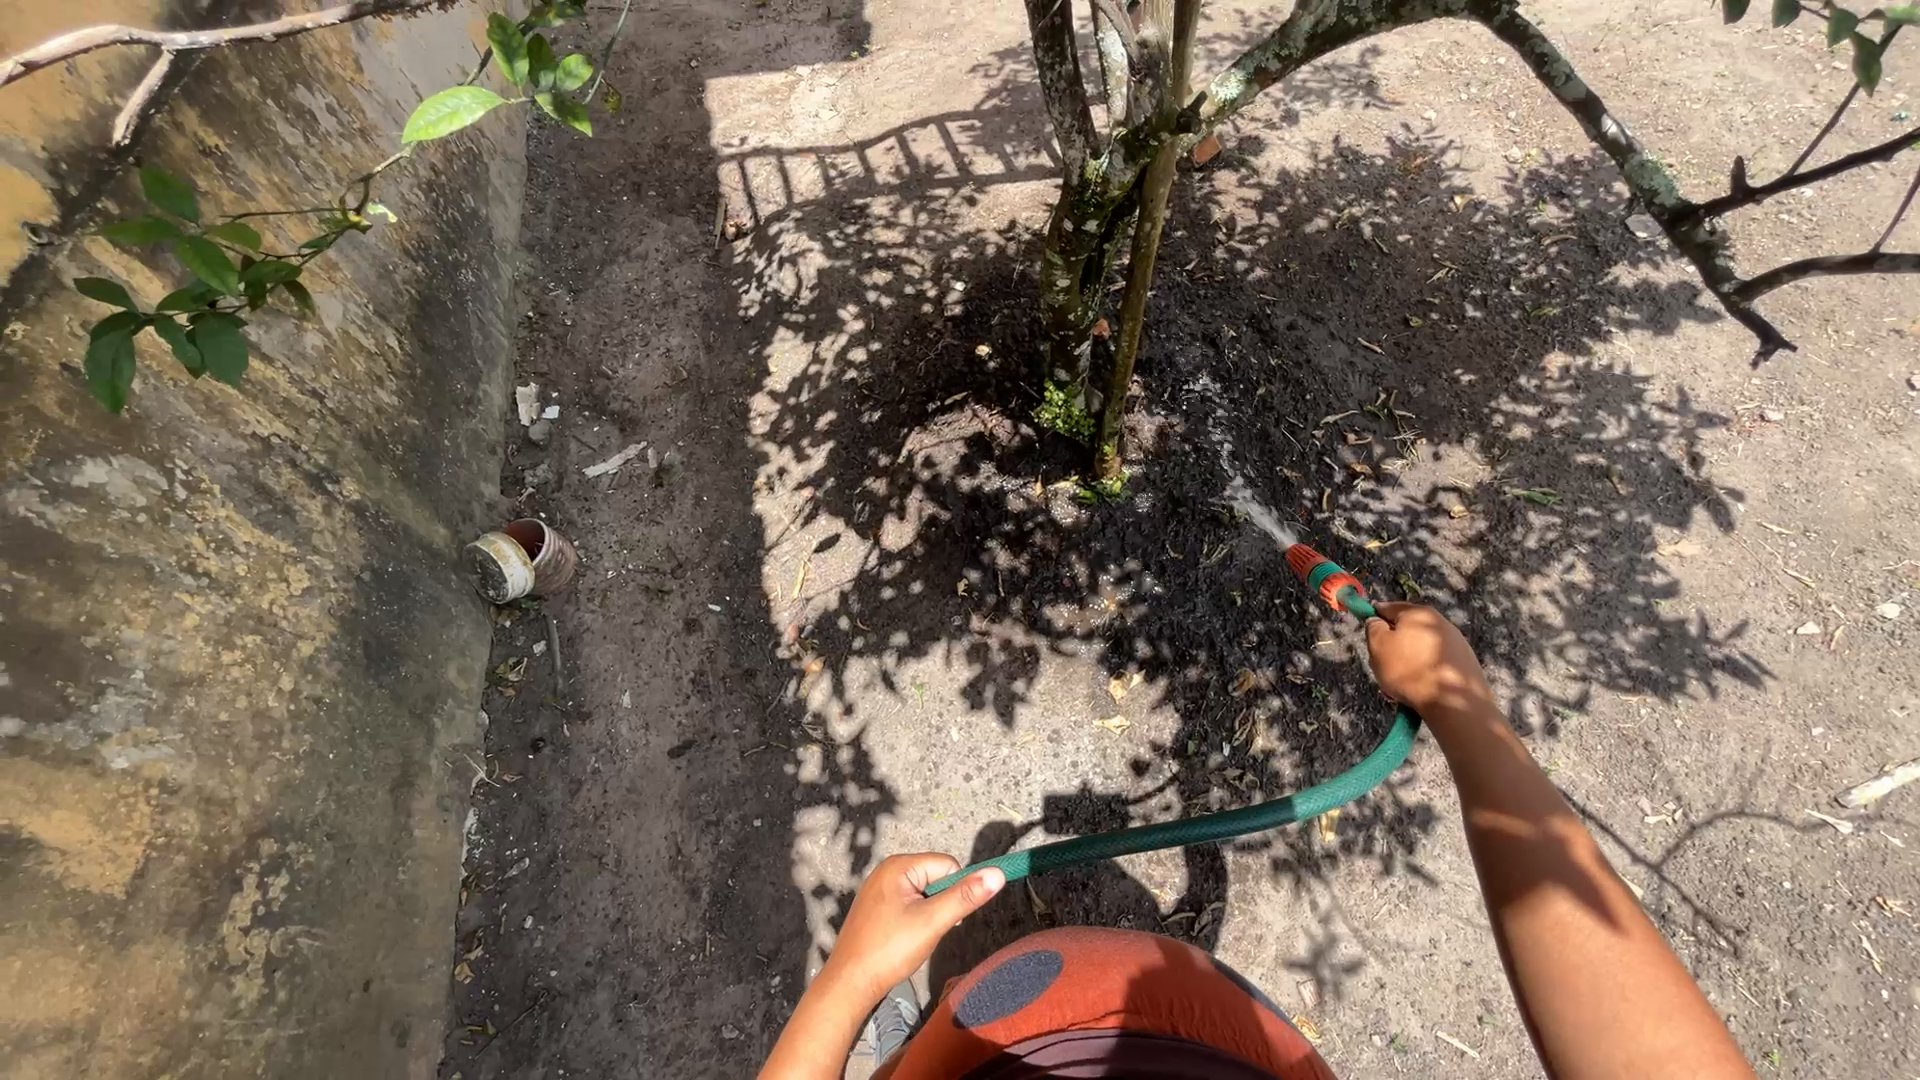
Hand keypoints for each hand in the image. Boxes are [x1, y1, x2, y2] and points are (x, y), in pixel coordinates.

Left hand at [817, 853, 1004, 1005]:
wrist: (848, 984)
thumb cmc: (890, 950)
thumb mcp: (932, 922)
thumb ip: (965, 897)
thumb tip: (998, 873)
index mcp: (899, 864)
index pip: (947, 865)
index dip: (955, 892)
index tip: (943, 919)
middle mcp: (887, 869)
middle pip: (935, 878)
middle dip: (940, 905)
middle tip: (927, 931)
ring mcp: (879, 888)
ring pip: (923, 894)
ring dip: (928, 915)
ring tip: (913, 938)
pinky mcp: (875, 907)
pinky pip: (908, 904)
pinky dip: (914, 921)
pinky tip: (903, 941)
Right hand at [1364, 602, 1495, 720]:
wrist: (1453, 701)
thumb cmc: (1408, 669)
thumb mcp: (1378, 646)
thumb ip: (1373, 628)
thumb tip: (1377, 622)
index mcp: (1418, 613)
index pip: (1387, 608)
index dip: (1374, 619)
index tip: (1369, 635)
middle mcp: (1440, 622)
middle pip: (1407, 629)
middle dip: (1393, 644)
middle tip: (1383, 663)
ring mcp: (1457, 641)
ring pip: (1421, 647)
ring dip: (1409, 659)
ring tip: (1401, 681)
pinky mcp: (1466, 661)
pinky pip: (1436, 661)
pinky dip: (1426, 669)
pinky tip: (1421, 686)